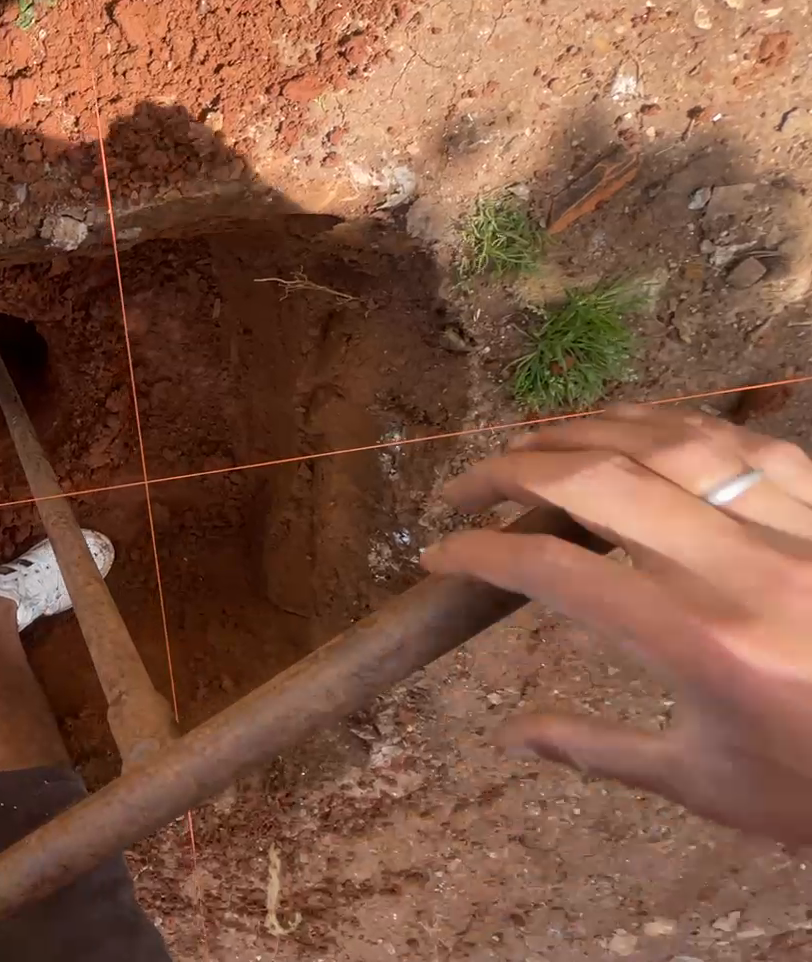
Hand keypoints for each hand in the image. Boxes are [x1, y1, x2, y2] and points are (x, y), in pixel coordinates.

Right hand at [422, 406, 811, 844]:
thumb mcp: (715, 786)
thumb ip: (598, 750)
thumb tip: (512, 737)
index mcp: (704, 642)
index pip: (549, 568)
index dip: (474, 551)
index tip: (437, 555)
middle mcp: (747, 571)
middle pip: (594, 480)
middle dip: (504, 472)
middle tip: (462, 491)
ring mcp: (804, 534)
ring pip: (669, 442)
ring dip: (576, 434)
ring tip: (526, 448)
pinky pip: (744, 444)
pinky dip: (665, 426)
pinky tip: (625, 434)